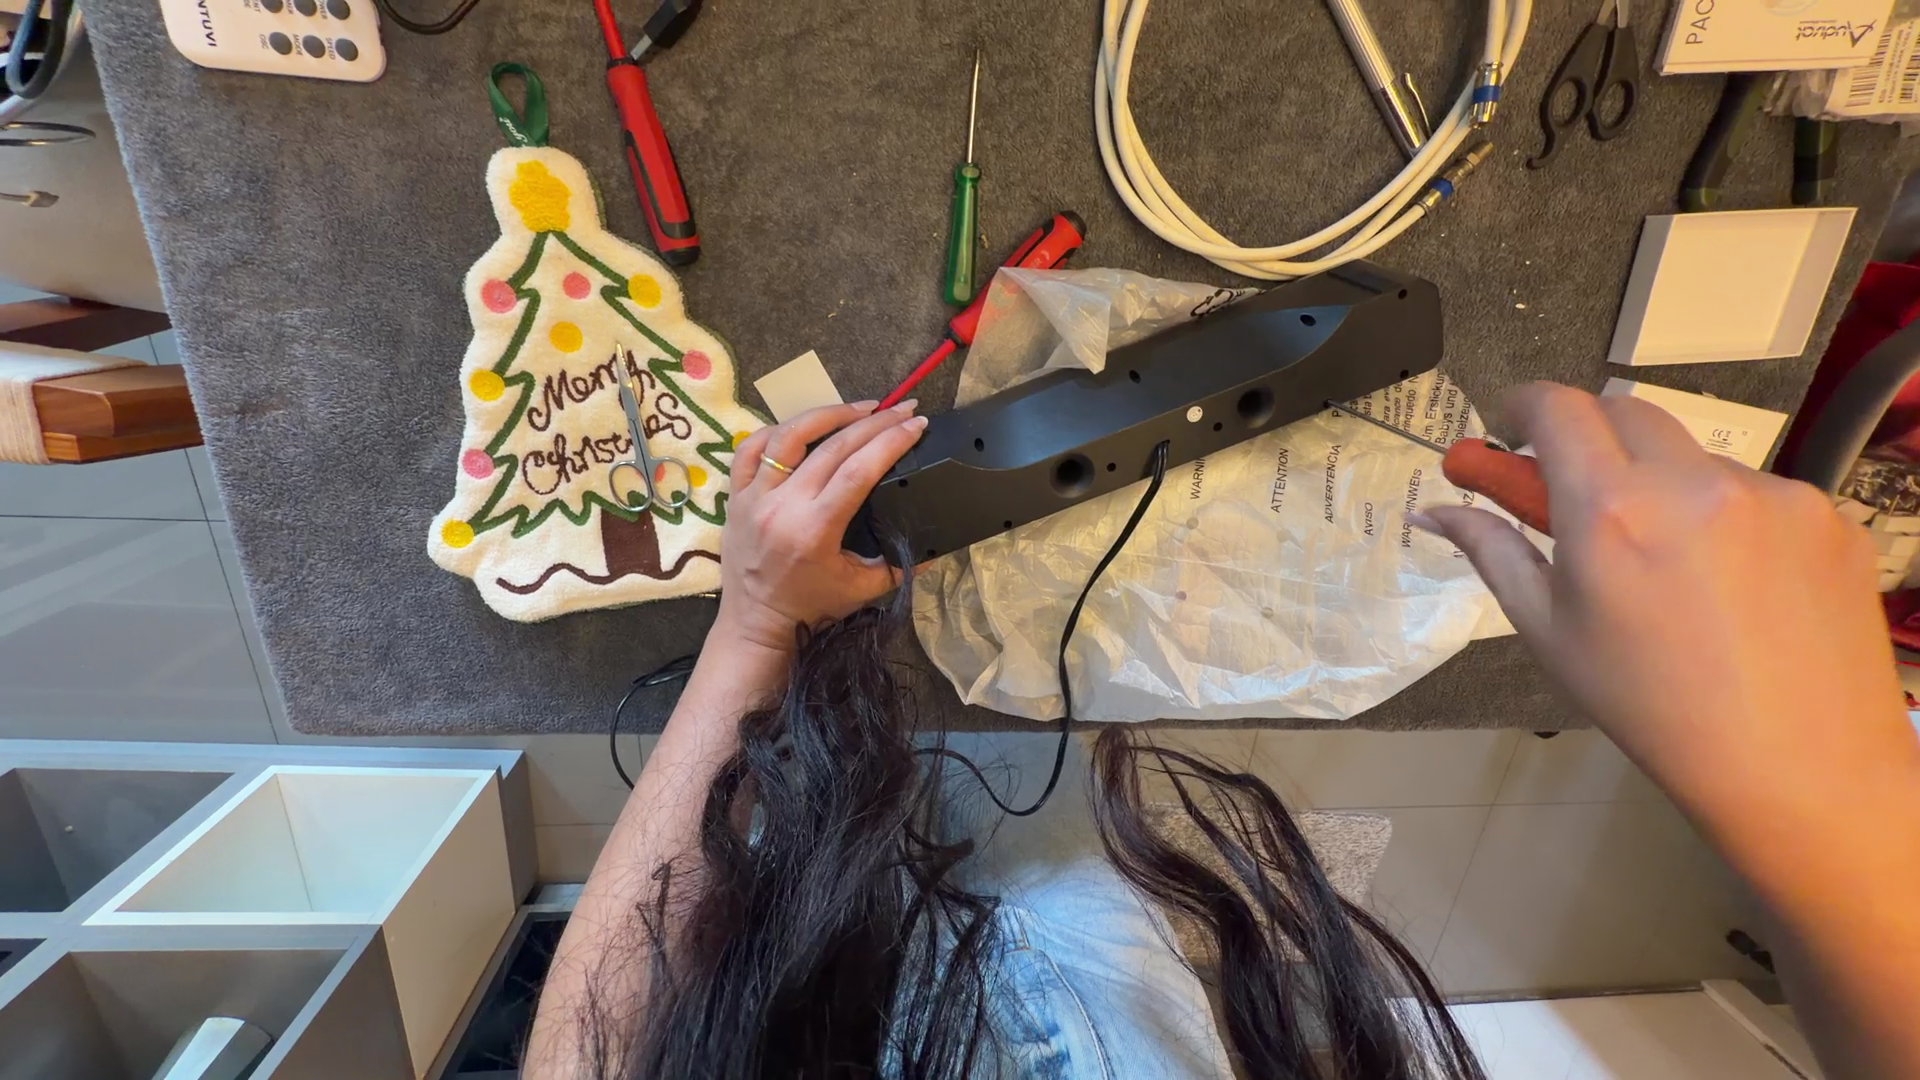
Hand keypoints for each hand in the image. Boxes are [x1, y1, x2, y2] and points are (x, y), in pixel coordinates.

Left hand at [714, 399, 927, 655]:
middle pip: (833, 447)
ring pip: (789, 436)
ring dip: (829, 414)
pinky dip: (779, 430)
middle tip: (903, 408)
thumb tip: (937, 549)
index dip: (890, 442)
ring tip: (861, 407)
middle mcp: (782, 506)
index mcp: (815, 530)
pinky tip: (807, 424)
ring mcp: (754, 497)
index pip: (858, 471)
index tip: (916, 425)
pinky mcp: (736, 496)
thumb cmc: (811, 607)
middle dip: (874, 422)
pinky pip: (751, 448)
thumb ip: (899, 567)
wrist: (754, 624)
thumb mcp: (862, 591)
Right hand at [1417, 383, 1916, 835]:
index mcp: (1612, 512)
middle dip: (1578, 430)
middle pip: (1622, 410)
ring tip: (1648, 553)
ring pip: (1685, 452)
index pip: (1560, 409)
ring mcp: (1775, 494)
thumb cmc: (1639, 698)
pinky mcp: (1830, 515)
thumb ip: (1489, 549)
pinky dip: (1707, 505)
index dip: (1521, 403)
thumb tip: (1431, 511)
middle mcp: (1695, 484)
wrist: (1797, 764)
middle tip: (1558, 484)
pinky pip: (1746, 485)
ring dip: (1646, 476)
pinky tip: (1712, 572)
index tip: (1505, 425)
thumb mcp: (1544, 624)